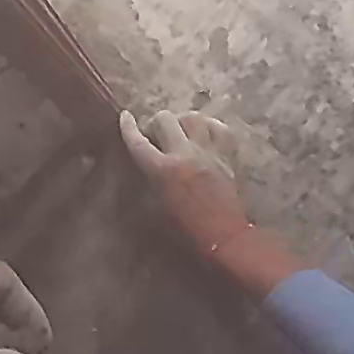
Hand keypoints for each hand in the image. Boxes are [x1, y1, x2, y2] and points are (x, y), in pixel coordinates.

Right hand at [119, 110, 251, 254]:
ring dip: (182, 121)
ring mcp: (209, 151)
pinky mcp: (228, 155)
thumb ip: (146, 184)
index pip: (138, 141)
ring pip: (193, 118)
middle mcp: (184, 154)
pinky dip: (209, 127)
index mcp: (162, 169)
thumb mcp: (155, 209)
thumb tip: (141, 169)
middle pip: (165, 119)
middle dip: (155, 123)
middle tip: (155, 135)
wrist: (225, 236)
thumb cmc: (186, 228)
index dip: (128, 127)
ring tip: (180, 131)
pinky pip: (219, 128)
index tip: (125, 117)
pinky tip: (204, 133)